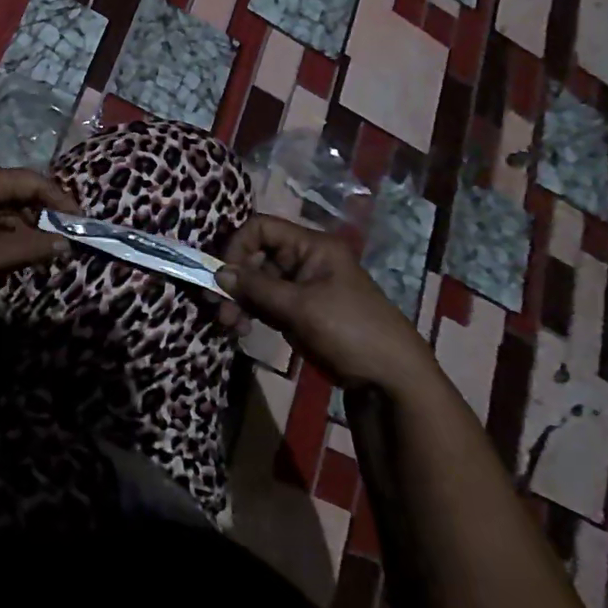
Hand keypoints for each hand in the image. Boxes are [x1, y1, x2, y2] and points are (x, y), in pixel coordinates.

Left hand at [0, 168, 78, 303]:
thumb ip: (33, 247)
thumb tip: (67, 244)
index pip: (32, 180)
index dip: (59, 199)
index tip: (80, 221)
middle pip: (20, 191)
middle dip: (45, 212)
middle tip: (69, 235)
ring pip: (8, 207)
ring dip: (28, 226)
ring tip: (50, 247)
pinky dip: (11, 233)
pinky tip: (23, 251)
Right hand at [215, 215, 436, 391]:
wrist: (389, 379)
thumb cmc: (350, 331)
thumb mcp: (301, 306)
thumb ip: (257, 287)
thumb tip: (218, 272)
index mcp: (312, 247)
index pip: (262, 228)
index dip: (238, 245)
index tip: (223, 273)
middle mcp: (303, 260)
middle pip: (254, 256)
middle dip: (233, 280)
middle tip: (218, 307)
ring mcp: (299, 287)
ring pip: (254, 282)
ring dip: (236, 300)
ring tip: (229, 324)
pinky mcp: (295, 311)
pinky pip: (261, 303)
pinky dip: (247, 312)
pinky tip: (241, 329)